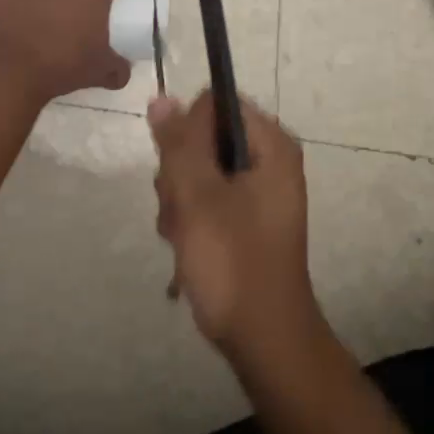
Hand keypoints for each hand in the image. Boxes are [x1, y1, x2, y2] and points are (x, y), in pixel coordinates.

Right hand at [150, 92, 317, 352]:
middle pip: (203, 137)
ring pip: (197, 169)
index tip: (179, 165)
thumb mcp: (196, 195)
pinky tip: (184, 242)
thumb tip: (163, 97)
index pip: (216, 104)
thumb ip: (178, 142)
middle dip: (179, 170)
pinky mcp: (242, 219)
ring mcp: (255, 193)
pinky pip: (204, 198)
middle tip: (179, 204)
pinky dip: (188, 217)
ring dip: (177, 197)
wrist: (261, 336)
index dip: (188, 129)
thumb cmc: (232, 259)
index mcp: (270, 147)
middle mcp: (268, 162)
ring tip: (181, 231)